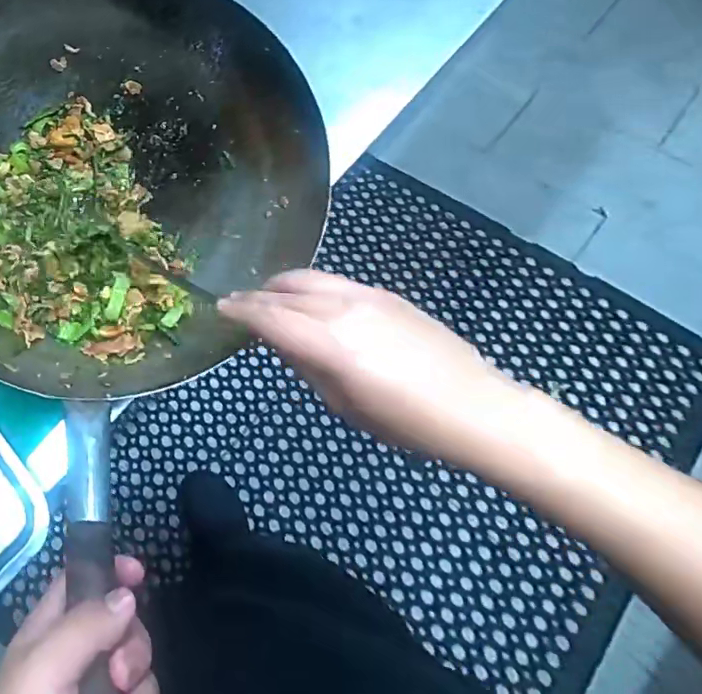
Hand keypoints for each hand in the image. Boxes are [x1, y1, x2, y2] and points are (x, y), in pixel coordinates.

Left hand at [0, 555, 155, 693]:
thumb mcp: (42, 667)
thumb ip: (82, 626)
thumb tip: (126, 593)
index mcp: (46, 631)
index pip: (77, 581)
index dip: (107, 570)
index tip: (137, 573)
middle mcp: (75, 656)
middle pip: (119, 621)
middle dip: (131, 640)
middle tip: (120, 676)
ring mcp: (98, 690)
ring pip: (138, 664)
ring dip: (141, 678)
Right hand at [218, 269, 531, 464]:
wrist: (482, 410)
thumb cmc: (408, 423)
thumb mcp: (344, 405)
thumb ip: (305, 365)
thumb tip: (280, 341)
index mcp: (328, 343)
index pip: (268, 316)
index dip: (239, 311)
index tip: (219, 309)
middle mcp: (341, 309)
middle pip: (281, 293)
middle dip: (254, 298)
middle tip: (237, 305)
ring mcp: (364, 296)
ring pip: (306, 279)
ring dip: (279, 287)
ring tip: (269, 299)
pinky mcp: (385, 294)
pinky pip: (332, 281)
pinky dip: (307, 287)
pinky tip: (309, 301)